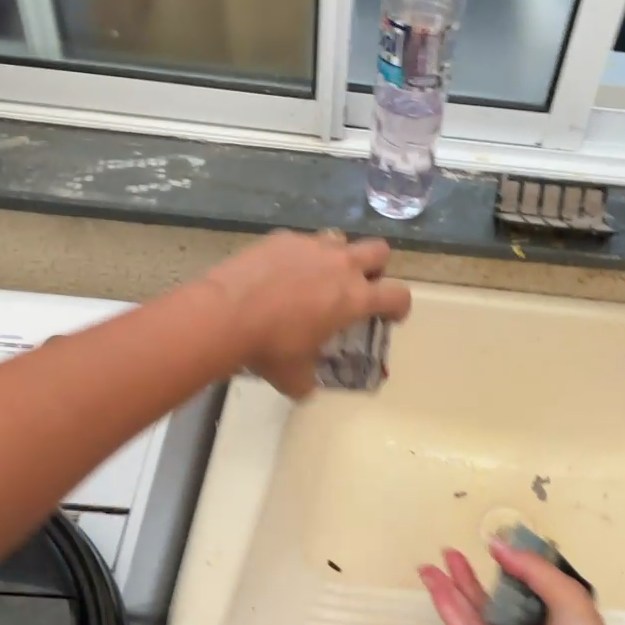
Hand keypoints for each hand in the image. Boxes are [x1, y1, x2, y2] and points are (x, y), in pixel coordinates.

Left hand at [200, 230, 410, 397]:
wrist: (225, 314)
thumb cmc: (268, 347)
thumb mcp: (294, 377)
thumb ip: (310, 380)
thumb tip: (306, 387)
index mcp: (354, 298)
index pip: (398, 294)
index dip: (399, 306)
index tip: (389, 316)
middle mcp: (341, 265)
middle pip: (379, 251)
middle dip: (375, 267)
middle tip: (357, 286)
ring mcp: (311, 246)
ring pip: (340, 240)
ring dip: (337, 256)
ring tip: (316, 277)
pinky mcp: (282, 238)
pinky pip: (301, 242)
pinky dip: (297, 256)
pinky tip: (278, 273)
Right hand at [420, 542, 624, 624]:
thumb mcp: (568, 595)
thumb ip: (532, 568)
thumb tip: (498, 546)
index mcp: (553, 622)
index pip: (524, 591)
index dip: (508, 569)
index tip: (493, 547)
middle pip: (490, 603)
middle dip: (468, 578)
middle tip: (450, 554)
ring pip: (471, 617)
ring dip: (450, 590)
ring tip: (431, 566)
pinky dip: (448, 608)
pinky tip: (436, 586)